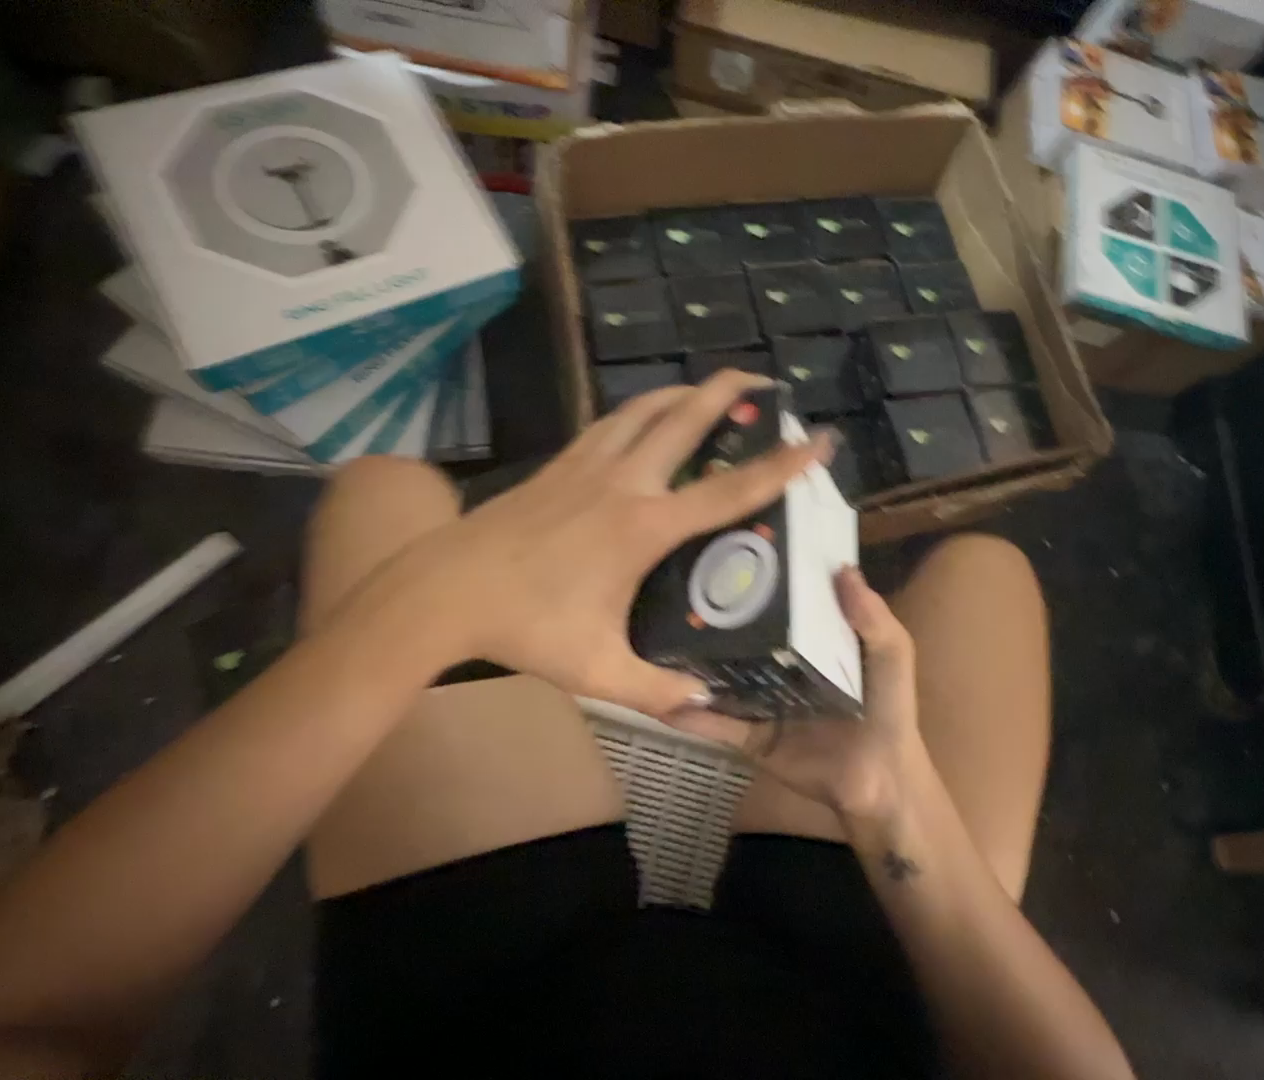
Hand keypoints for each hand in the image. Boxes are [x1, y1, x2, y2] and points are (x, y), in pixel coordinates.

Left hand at [361, 370, 831, 716]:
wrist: (445, 590)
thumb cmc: (525, 628)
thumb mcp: (598, 671)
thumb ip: (657, 692)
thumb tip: (705, 703)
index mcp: (645, 527)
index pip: (730, 490)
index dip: (782, 465)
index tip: (819, 439)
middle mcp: (624, 482)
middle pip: (688, 418)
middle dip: (733, 391)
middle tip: (767, 381)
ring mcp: (588, 465)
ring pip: (647, 409)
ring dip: (686, 392)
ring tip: (714, 390)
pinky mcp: (560, 463)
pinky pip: (612, 421)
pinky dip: (641, 409)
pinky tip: (646, 417)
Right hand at [661, 566, 922, 824]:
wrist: (881, 782)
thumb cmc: (889, 711)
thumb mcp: (892, 656)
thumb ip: (872, 617)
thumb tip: (842, 568)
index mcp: (811, 641)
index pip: (778, 603)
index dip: (757, 579)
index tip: (723, 548)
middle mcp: (779, 665)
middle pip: (739, 637)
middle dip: (710, 617)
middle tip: (671, 590)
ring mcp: (760, 701)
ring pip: (718, 678)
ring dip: (689, 665)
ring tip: (649, 638)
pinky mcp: (750, 737)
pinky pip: (716, 724)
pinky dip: (689, 716)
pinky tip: (660, 700)